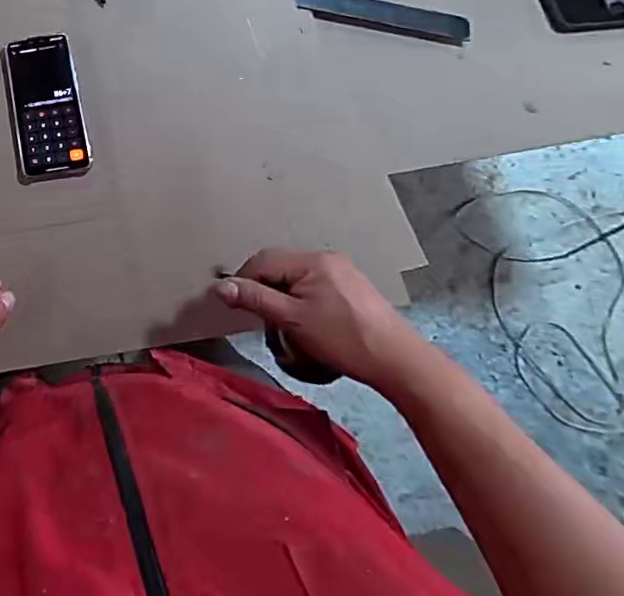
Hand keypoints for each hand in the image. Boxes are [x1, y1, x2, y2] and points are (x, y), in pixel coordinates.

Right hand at [210, 249, 436, 395]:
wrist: (402, 365)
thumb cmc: (346, 340)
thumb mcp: (293, 321)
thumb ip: (255, 299)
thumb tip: (221, 287)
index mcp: (313, 260)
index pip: (262, 261)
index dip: (244, 281)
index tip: (239, 307)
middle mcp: (328, 260)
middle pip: (280, 270)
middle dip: (268, 295)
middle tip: (269, 323)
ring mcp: (344, 274)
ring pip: (297, 281)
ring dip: (286, 303)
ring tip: (292, 331)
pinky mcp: (355, 291)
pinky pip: (316, 289)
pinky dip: (305, 306)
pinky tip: (313, 329)